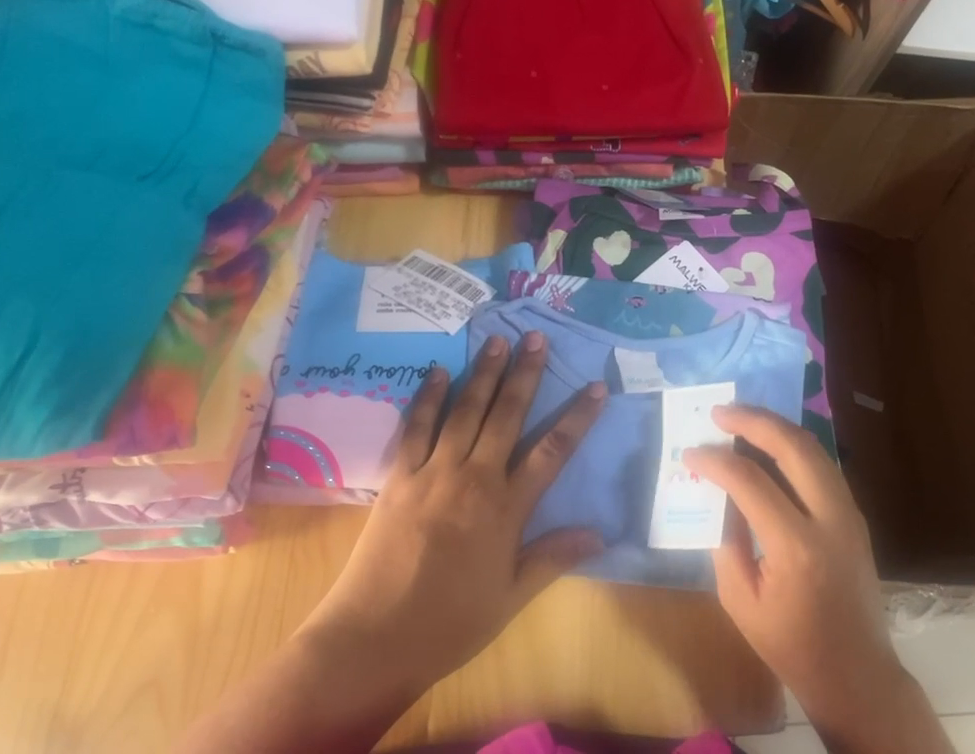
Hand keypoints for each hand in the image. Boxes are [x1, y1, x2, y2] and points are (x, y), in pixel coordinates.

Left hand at [179, 333, 606, 753]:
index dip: (577, 418)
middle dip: (525, 374)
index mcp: (506, 508)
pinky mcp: (398, 478)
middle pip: (506, 415)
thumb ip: (552, 558)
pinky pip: (416, 428)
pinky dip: (428, 397)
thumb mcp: (510, 598)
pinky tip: (439, 372)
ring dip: (483, 373)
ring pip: (464, 411)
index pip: (552, 451)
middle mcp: (474, 478)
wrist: (375, 638)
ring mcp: (433, 473)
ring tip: (496, 340)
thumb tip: (599, 533)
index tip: (595, 387)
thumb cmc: (450, 623)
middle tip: (537, 337)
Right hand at [684, 406, 950, 753]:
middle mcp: (830, 519)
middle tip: (720, 412)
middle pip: (794, 446)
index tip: (690, 453)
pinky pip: (823, 466)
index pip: (750, 481)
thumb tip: (718, 491)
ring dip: (776, 427)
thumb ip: (726, 539)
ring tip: (742, 419)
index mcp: (796, 547)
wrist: (856, 673)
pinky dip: (794, 447)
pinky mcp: (856, 516)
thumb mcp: (740, 599)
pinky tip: (770, 445)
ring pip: (815, 448)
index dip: (715, 461)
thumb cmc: (790, 645)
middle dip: (754, 420)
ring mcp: (850, 514)